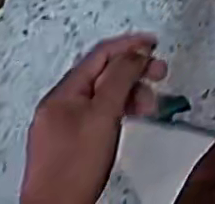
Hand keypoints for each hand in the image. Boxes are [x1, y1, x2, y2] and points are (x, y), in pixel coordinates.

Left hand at [20, 34, 167, 203]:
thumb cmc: (73, 170)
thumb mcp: (104, 114)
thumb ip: (121, 77)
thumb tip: (135, 52)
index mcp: (62, 95)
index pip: (100, 54)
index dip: (130, 44)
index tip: (152, 44)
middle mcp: (58, 106)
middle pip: (102, 72)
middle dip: (133, 69)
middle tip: (156, 71)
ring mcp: (61, 124)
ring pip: (102, 92)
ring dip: (130, 90)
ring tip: (147, 102)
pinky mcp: (68, 140)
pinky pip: (98, 110)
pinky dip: (120, 106)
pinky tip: (130, 115)